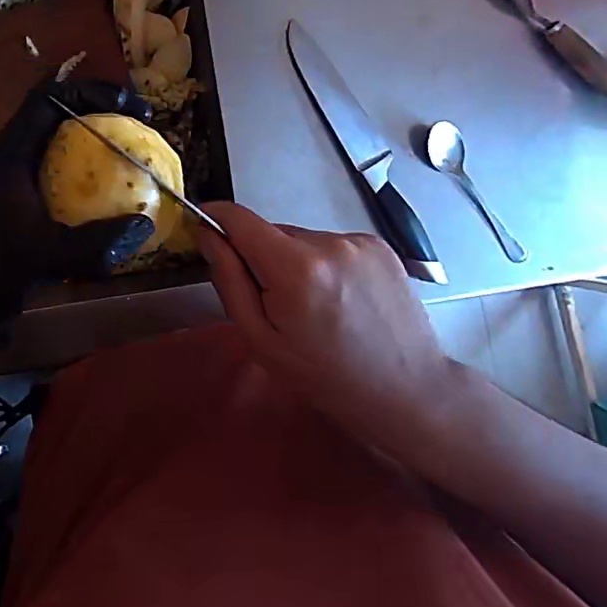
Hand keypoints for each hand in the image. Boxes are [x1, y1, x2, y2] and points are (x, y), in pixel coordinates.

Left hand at [0, 80, 157, 362]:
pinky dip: (94, 170)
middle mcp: (16, 158)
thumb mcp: (44, 256)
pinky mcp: (29, 201)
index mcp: (12, 155)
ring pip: (64, 141)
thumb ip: (95, 243)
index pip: (49, 99)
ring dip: (98, 137)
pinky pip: (67, 171)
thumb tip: (144, 223)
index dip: (89, 91)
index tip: (130, 105)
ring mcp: (22, 179)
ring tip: (136, 147)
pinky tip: (119, 190)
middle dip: (102, 110)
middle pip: (60, 113)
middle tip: (142, 122)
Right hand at [197, 202, 468, 454]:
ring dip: (295, 259)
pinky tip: (339, 297)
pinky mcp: (378, 244)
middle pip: (273, 232)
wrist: (403, 389)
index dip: (216, 217)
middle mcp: (329, 242)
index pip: (241, 219)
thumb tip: (207, 235)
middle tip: (273, 300)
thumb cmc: (323, 375)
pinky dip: (324, 262)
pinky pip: (331, 243)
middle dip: (262, 255)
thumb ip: (229, 280)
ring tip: (314, 304)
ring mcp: (358, 240)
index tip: (203, 225)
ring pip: (303, 238)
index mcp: (296, 269)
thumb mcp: (260, 339)